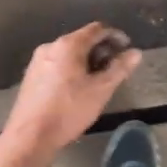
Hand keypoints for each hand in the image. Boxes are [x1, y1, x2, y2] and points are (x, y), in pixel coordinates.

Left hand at [0, 23, 141, 166]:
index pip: (97, 29)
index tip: (127, 49)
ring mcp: (38, 61)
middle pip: (82, 39)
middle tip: (114, 68)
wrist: (29, 137)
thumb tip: (136, 52)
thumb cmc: (68, 110)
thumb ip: (120, 68)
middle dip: (101, 50)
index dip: (115, 36)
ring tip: (97, 80)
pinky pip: (57, 64)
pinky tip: (76, 88)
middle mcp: (51, 46)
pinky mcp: (31, 76)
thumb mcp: (100, 90)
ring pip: (69, 53)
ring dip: (86, 60)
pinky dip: (71, 68)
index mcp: (68, 45)